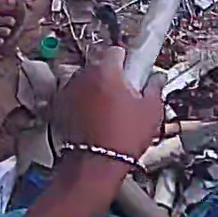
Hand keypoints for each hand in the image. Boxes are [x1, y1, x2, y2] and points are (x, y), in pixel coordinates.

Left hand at [54, 48, 163, 162]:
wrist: (96, 165)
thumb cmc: (124, 138)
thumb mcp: (151, 111)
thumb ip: (154, 87)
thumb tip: (157, 78)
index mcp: (107, 71)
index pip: (116, 51)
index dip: (127, 60)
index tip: (133, 72)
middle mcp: (84, 75)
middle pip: (100, 65)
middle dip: (111, 76)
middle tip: (124, 95)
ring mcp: (69, 90)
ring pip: (86, 81)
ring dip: (95, 88)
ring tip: (109, 110)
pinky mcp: (60, 106)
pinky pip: (75, 96)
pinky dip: (83, 102)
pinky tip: (94, 119)